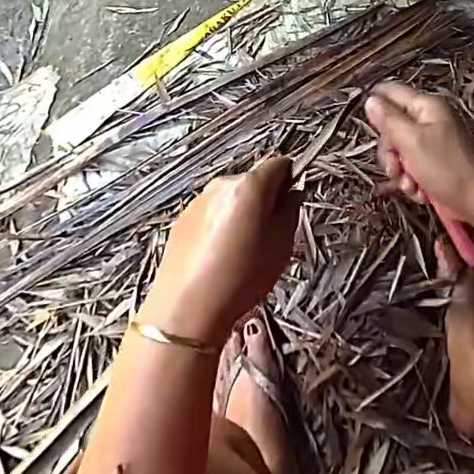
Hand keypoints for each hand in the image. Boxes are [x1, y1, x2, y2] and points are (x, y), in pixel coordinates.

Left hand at [138, 157, 299, 346]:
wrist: (187, 309)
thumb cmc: (239, 278)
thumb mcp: (281, 245)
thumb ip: (291, 211)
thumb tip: (291, 196)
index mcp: (250, 185)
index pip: (280, 164)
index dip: (291, 180)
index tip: (291, 201)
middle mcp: (222, 185)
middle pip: (253, 180)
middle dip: (265, 199)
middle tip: (270, 232)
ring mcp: (199, 201)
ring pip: (231, 197)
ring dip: (241, 212)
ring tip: (242, 249)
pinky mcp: (182, 219)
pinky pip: (211, 213)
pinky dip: (219, 225)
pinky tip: (219, 255)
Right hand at [363, 82, 473, 228]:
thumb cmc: (448, 169)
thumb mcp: (411, 141)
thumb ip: (389, 120)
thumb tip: (370, 100)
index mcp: (426, 107)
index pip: (391, 92)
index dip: (376, 106)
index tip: (371, 127)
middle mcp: (428, 121)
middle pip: (391, 127)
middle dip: (389, 152)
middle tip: (396, 167)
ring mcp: (431, 144)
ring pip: (398, 152)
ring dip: (400, 172)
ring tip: (411, 184)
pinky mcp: (433, 165)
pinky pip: (410, 168)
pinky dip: (411, 181)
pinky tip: (420, 191)